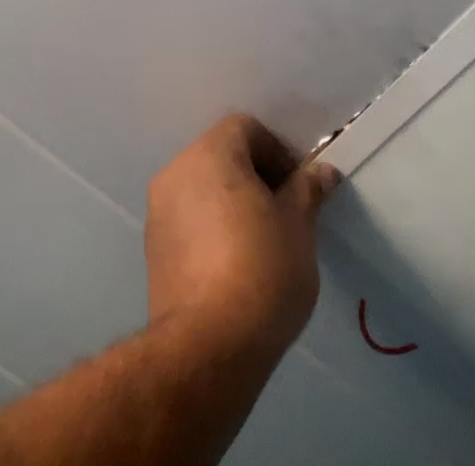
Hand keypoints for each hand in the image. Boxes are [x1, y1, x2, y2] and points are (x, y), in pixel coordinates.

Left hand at [145, 115, 338, 359]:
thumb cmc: (263, 268)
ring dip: (234, 202)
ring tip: (264, 240)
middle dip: (256, 176)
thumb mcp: (298, 225)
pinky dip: (213, 227)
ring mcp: (157, 214)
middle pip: (221, 155)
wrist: (209, 345)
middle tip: (287, 211)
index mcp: (209, 156)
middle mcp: (175, 175)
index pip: (244, 127)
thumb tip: (321, 172)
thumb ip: (307, 190)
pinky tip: (237, 263)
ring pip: (203, 190)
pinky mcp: (153, 251)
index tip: (298, 186)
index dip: (277, 150)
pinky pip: (189, 220)